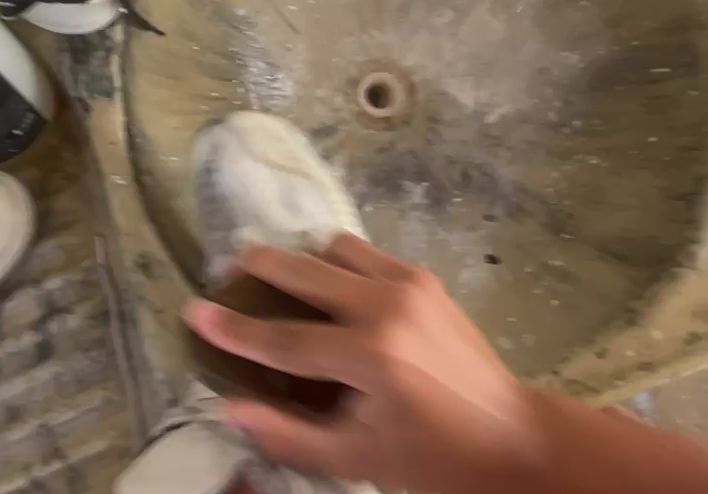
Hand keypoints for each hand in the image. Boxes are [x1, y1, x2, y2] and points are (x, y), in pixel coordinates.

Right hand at [184, 234, 550, 493]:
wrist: (513, 436)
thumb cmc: (432, 460)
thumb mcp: (357, 459)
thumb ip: (289, 435)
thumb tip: (231, 408)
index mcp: (370, 356)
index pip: (283, 339)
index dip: (233, 327)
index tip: (194, 309)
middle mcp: (385, 304)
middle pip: (303, 270)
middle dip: (260, 265)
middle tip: (228, 266)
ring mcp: (407, 282)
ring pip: (334, 247)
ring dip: (303, 258)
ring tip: (282, 278)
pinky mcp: (422, 274)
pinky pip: (363, 252)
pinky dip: (336, 262)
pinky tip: (329, 285)